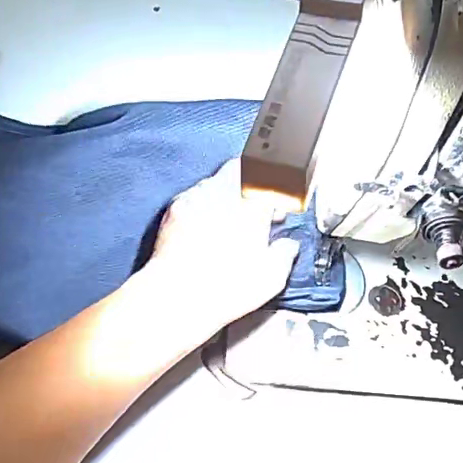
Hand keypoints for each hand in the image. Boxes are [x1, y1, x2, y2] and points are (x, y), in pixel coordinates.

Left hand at [138, 159, 300, 328]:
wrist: (178, 296)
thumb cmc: (226, 286)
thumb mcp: (272, 276)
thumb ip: (285, 253)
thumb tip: (288, 247)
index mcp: (254, 201)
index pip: (275, 177)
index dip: (283, 188)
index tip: (285, 203)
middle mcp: (224, 190)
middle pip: (245, 167)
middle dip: (257, 182)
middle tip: (262, 206)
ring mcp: (196, 196)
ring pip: (218, 179)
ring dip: (230, 192)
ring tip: (235, 219)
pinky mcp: (174, 209)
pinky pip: (196, 196)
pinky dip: (206, 205)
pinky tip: (208, 227)